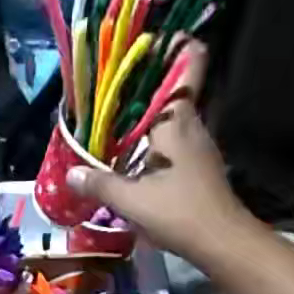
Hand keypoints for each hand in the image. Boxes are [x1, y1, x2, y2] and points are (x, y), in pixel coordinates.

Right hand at [64, 45, 257, 260]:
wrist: (223, 243)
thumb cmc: (180, 212)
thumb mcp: (133, 200)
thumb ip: (101, 185)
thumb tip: (70, 174)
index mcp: (177, 120)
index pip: (187, 64)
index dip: (171, 50)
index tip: (145, 52)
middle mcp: (193, 127)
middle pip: (171, 97)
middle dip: (143, 98)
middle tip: (111, 105)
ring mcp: (200, 151)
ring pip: (171, 127)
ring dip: (147, 131)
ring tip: (116, 139)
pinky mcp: (201, 173)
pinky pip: (174, 152)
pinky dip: (156, 154)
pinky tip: (137, 170)